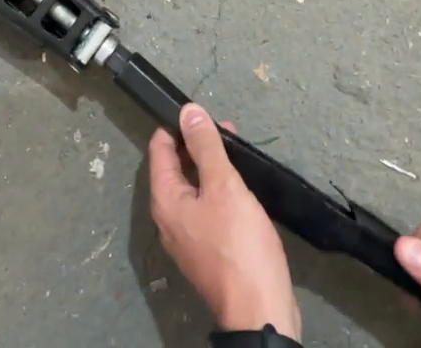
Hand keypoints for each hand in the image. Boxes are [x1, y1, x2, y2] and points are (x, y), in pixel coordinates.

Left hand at [149, 104, 301, 340]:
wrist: (260, 310)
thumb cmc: (239, 245)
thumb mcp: (223, 187)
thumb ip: (205, 147)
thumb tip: (187, 111)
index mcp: (165, 200)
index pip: (160, 148)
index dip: (178, 126)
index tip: (202, 112)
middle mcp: (169, 218)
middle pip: (176, 168)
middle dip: (199, 145)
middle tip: (228, 129)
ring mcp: (188, 237)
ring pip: (194, 189)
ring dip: (212, 167)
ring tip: (239, 153)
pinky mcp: (209, 251)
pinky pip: (207, 209)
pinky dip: (220, 191)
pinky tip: (242, 187)